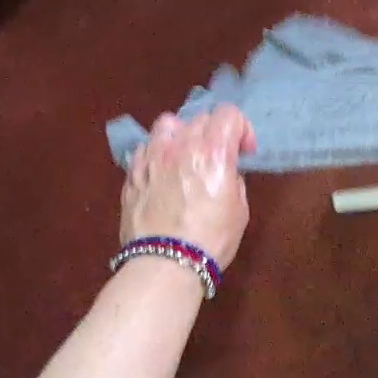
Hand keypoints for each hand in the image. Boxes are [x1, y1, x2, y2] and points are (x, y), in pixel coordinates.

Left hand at [120, 105, 257, 265]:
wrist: (166, 263)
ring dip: (183, 134)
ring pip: (168, 124)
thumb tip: (225, 173)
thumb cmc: (212, 239)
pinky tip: (163, 172)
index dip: (242, 129)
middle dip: (215, 133)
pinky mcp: (133, 172)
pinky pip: (146, 147)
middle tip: (219, 158)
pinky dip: (159, 152)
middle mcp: (181, 145)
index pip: (229, 114)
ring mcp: (152, 156)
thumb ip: (234, 179)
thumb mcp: (239, 209)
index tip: (245, 152)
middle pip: (201, 117)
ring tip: (186, 155)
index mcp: (213, 151)